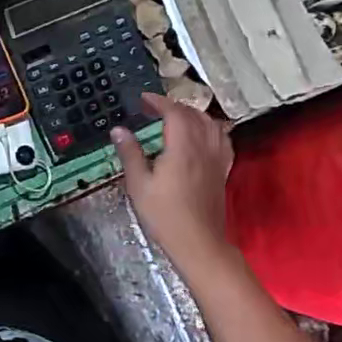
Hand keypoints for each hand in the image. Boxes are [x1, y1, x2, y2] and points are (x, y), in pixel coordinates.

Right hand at [112, 92, 233, 262]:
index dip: (159, 101)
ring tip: (177, 116)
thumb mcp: (139, 184)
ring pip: (211, 123)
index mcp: (182, 148)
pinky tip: (203, 135)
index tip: (143, 99)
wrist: (198, 242)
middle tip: (154, 108)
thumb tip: (119, 130)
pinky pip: (222, 139)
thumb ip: (130, 153)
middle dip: (174, 105)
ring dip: (194, 114)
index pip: (174, 113)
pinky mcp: (223, 170)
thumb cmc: (164, 215)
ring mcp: (217, 159)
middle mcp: (203, 148)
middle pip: (194, 114)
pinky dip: (211, 129)